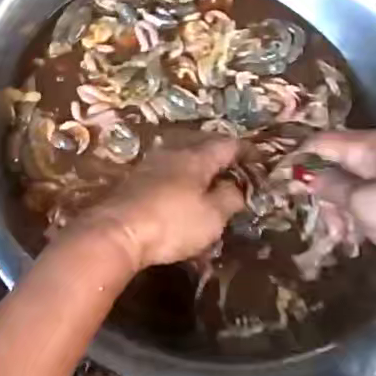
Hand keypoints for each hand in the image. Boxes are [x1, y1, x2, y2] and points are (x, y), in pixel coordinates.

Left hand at [79, 138, 245, 271]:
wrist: (115, 232)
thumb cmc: (172, 223)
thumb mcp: (212, 217)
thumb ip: (229, 198)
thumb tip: (237, 186)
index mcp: (198, 157)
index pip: (228, 144)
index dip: (246, 150)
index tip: (259, 159)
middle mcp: (174, 152)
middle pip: (203, 144)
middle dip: (221, 153)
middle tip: (235, 166)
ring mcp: (151, 164)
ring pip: (182, 156)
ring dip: (198, 164)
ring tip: (210, 178)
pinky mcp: (135, 181)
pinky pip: (167, 170)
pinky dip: (181, 177)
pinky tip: (181, 191)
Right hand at [302, 130, 375, 283]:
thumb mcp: (364, 206)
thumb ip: (333, 188)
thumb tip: (310, 176)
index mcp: (372, 145)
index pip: (322, 141)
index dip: (299, 159)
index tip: (281, 184)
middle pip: (339, 163)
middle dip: (325, 194)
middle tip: (326, 229)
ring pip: (356, 183)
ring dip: (344, 210)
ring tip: (345, 241)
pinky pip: (375, 195)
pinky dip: (363, 214)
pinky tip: (362, 239)